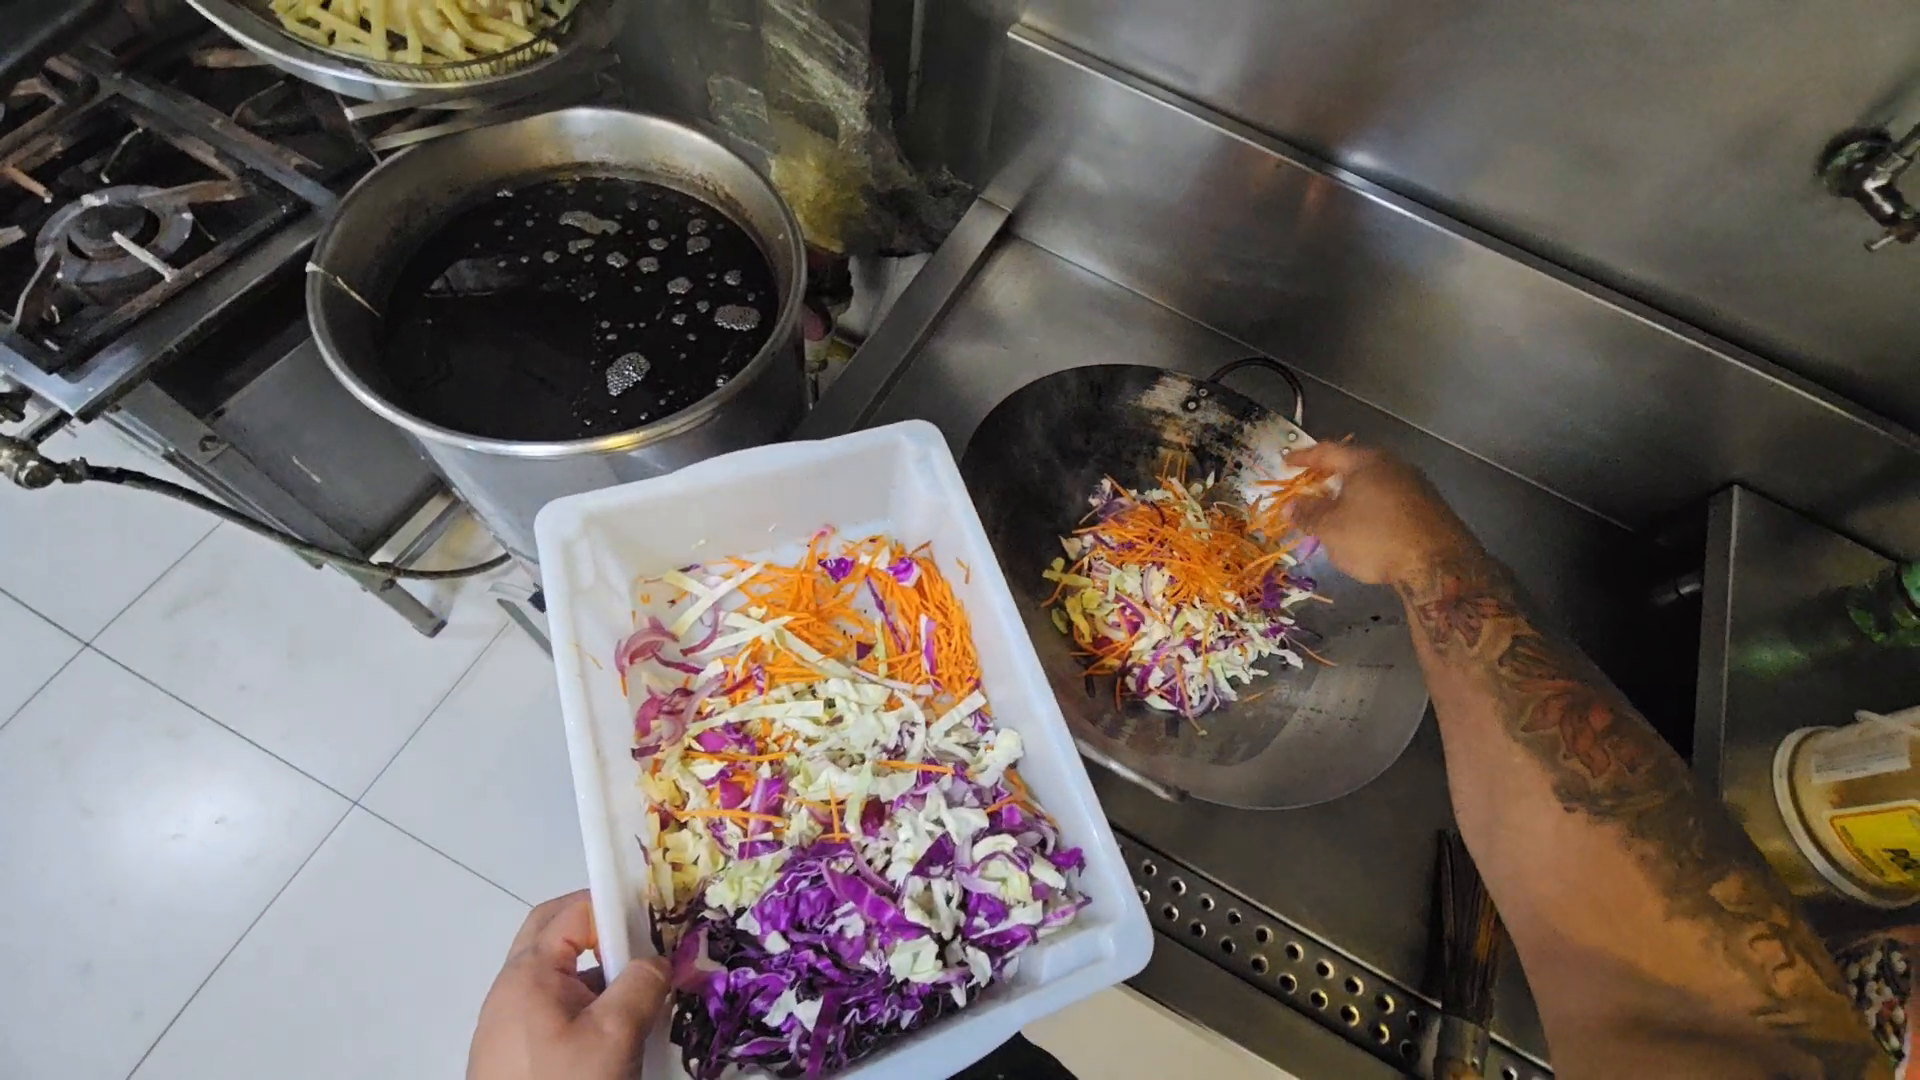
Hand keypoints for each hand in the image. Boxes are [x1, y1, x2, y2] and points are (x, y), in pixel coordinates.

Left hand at [468, 891, 670, 1079]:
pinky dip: (590, 1005)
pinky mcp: (516, 1058)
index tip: (655, 924)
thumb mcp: (617, 1033)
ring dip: (601, 971)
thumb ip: (644, 981)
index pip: (573, 910)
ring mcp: (509, 1028)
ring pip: (560, 974)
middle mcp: (511, 992)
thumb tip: (657, 962)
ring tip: (642, 994)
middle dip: (602, 929)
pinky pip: (556, 1010)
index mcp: (528, 975)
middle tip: (643, 943)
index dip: (616, 907)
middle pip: (556, 933)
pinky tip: (620, 1034)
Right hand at [1285, 441, 1475, 585]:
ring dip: (1349, 494)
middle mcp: (1394, 466)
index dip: (1304, 457)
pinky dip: (1368, 506)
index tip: (1286, 461)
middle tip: (1309, 485)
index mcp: (1366, 462)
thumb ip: (1307, 513)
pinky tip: (1362, 525)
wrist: (1440, 566)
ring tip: (1333, 509)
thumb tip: (1290, 505)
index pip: (1327, 452)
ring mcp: (1416, 485)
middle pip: (1353, 465)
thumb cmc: (1375, 538)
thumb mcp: (1330, 528)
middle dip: (1328, 476)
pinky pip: (1388, 499)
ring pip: (1372, 483)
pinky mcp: (1429, 507)